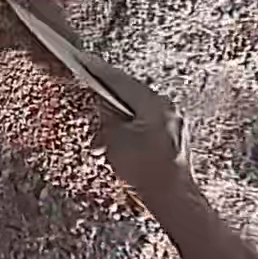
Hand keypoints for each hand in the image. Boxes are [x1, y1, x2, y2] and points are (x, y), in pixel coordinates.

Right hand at [80, 54, 195, 201]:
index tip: (84, 61)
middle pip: (130, 97)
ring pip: (136, 114)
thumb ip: (106, 116)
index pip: (121, 81)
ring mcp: (173, 126)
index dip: (99, 72)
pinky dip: (127, 133)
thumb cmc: (145, 169)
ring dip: (115, 124)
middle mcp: (168, 110)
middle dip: (107, 103)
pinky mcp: (172, 141)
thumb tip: (101, 103)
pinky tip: (115, 148)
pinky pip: (144, 128)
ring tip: (100, 142)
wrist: (170, 197)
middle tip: (88, 102)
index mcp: (155, 104)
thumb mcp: (113, 138)